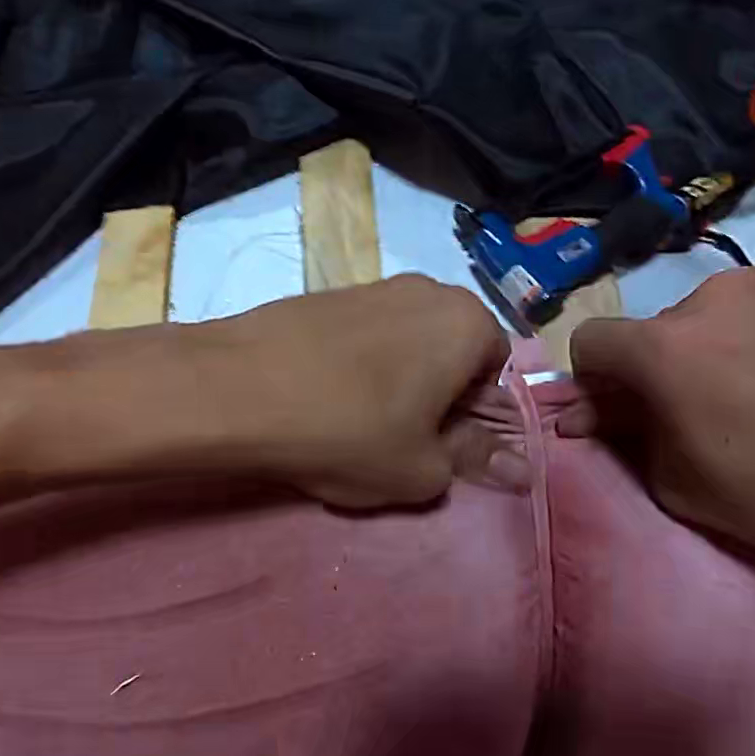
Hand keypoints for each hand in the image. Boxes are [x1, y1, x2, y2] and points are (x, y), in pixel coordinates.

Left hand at [187, 275, 519, 507]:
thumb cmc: (348, 430)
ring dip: (396, 379)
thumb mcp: (420, 468)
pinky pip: (362, 334)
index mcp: (466, 322)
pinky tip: (324, 394)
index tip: (440, 444)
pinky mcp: (324, 294)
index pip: (497, 371)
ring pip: (404, 342)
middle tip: (401, 435)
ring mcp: (370, 286)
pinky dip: (357, 364)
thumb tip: (518, 469)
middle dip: (437, 394)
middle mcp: (426, 290)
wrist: (236, 387)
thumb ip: (474, 461)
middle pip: (449, 351)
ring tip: (356, 418)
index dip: (475, 415)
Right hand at [564, 265, 754, 583]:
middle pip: (662, 329)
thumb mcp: (692, 493)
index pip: (590, 342)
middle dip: (670, 369)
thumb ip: (629, 442)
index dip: (596, 382)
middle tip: (719, 416)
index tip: (629, 412)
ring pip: (727, 312)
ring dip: (731, 347)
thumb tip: (595, 415)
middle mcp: (718, 294)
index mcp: (668, 348)